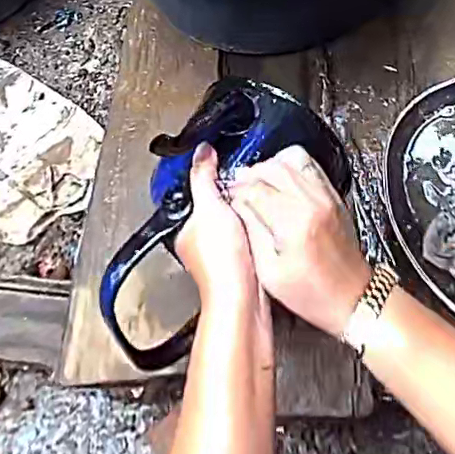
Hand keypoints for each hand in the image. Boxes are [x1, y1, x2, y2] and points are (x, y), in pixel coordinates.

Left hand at [173, 144, 258, 310]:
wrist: (243, 302)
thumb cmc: (221, 263)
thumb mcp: (210, 208)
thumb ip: (204, 177)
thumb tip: (202, 151)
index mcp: (187, 228)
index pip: (198, 191)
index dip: (212, 176)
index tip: (227, 164)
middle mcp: (202, 242)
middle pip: (219, 205)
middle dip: (235, 194)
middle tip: (250, 182)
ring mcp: (223, 254)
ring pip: (237, 220)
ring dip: (249, 211)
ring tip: (261, 201)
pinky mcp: (244, 263)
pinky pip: (252, 234)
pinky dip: (259, 227)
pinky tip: (267, 224)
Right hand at [229, 146, 371, 338]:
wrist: (352, 297)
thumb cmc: (314, 294)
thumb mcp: (270, 273)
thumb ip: (252, 233)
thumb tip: (237, 206)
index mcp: (294, 223)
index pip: (255, 189)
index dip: (236, 190)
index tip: (228, 197)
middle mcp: (312, 202)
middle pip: (271, 168)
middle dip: (249, 175)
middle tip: (238, 187)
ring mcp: (324, 195)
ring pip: (289, 159)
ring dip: (268, 166)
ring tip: (257, 182)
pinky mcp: (332, 194)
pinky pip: (308, 163)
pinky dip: (289, 164)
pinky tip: (281, 179)